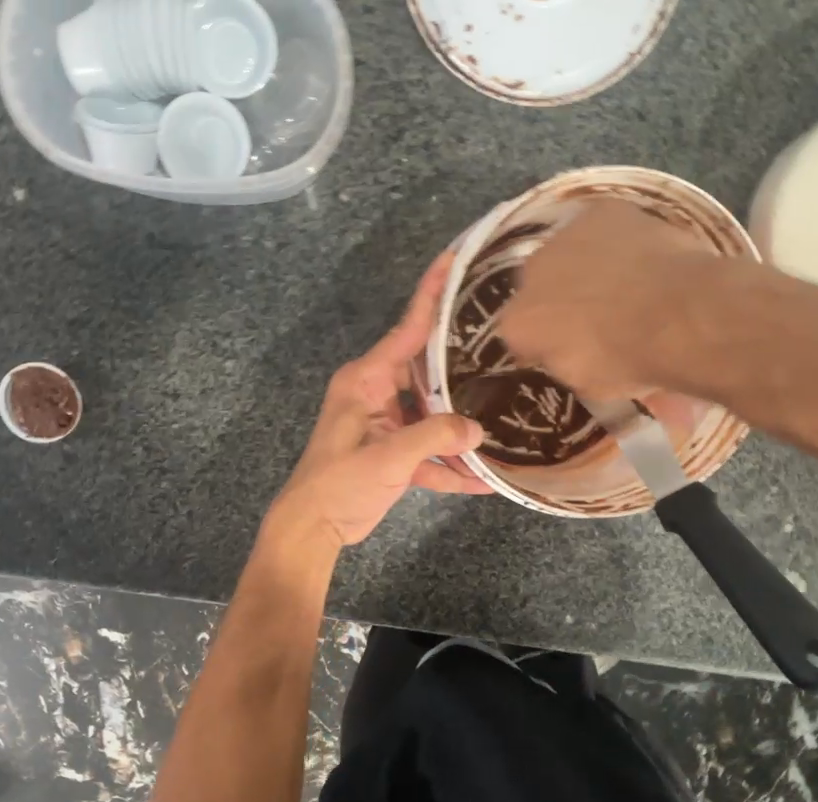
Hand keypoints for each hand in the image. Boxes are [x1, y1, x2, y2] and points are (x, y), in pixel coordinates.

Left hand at [272, 250, 491, 547]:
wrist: (313, 527)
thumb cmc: (339, 483)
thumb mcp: (388, 457)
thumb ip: (435, 437)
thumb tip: (478, 431)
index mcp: (365, 380)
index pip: (407, 330)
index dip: (431, 294)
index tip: (455, 259)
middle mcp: (375, 395)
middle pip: (426, 372)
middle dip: (461, 369)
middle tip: (504, 350)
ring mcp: (384, 426)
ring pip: (432, 416)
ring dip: (460, 430)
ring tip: (504, 422)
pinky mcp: (391, 456)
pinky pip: (427, 453)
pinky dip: (450, 466)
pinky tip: (485, 481)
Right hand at [500, 201, 749, 403]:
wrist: (678, 315)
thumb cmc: (628, 362)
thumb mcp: (585, 382)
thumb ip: (562, 360)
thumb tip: (564, 350)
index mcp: (518, 323)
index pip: (518, 333)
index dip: (539, 341)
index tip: (561, 349)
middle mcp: (530, 274)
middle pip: (536, 285)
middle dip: (555, 298)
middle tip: (589, 314)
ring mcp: (564, 236)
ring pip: (566, 252)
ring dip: (581, 265)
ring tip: (618, 282)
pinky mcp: (602, 211)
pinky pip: (601, 227)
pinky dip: (613, 240)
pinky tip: (637, 254)